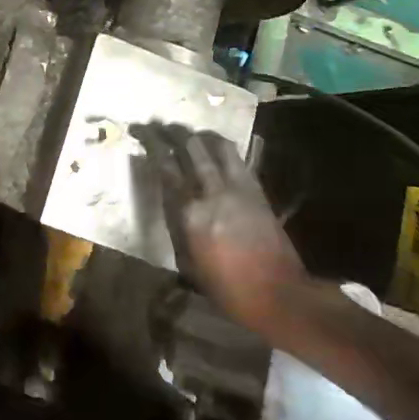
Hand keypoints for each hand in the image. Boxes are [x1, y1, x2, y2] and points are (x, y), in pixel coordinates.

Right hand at [135, 122, 307, 335]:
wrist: (278, 294)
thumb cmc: (228, 289)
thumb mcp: (189, 264)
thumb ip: (176, 228)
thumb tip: (172, 203)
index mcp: (190, 214)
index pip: (166, 166)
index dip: (151, 143)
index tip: (140, 130)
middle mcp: (212, 192)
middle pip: (191, 146)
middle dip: (173, 131)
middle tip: (160, 125)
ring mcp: (237, 187)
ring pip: (217, 145)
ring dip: (199, 134)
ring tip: (188, 133)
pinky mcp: (257, 189)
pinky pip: (237, 158)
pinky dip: (222, 148)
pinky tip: (216, 149)